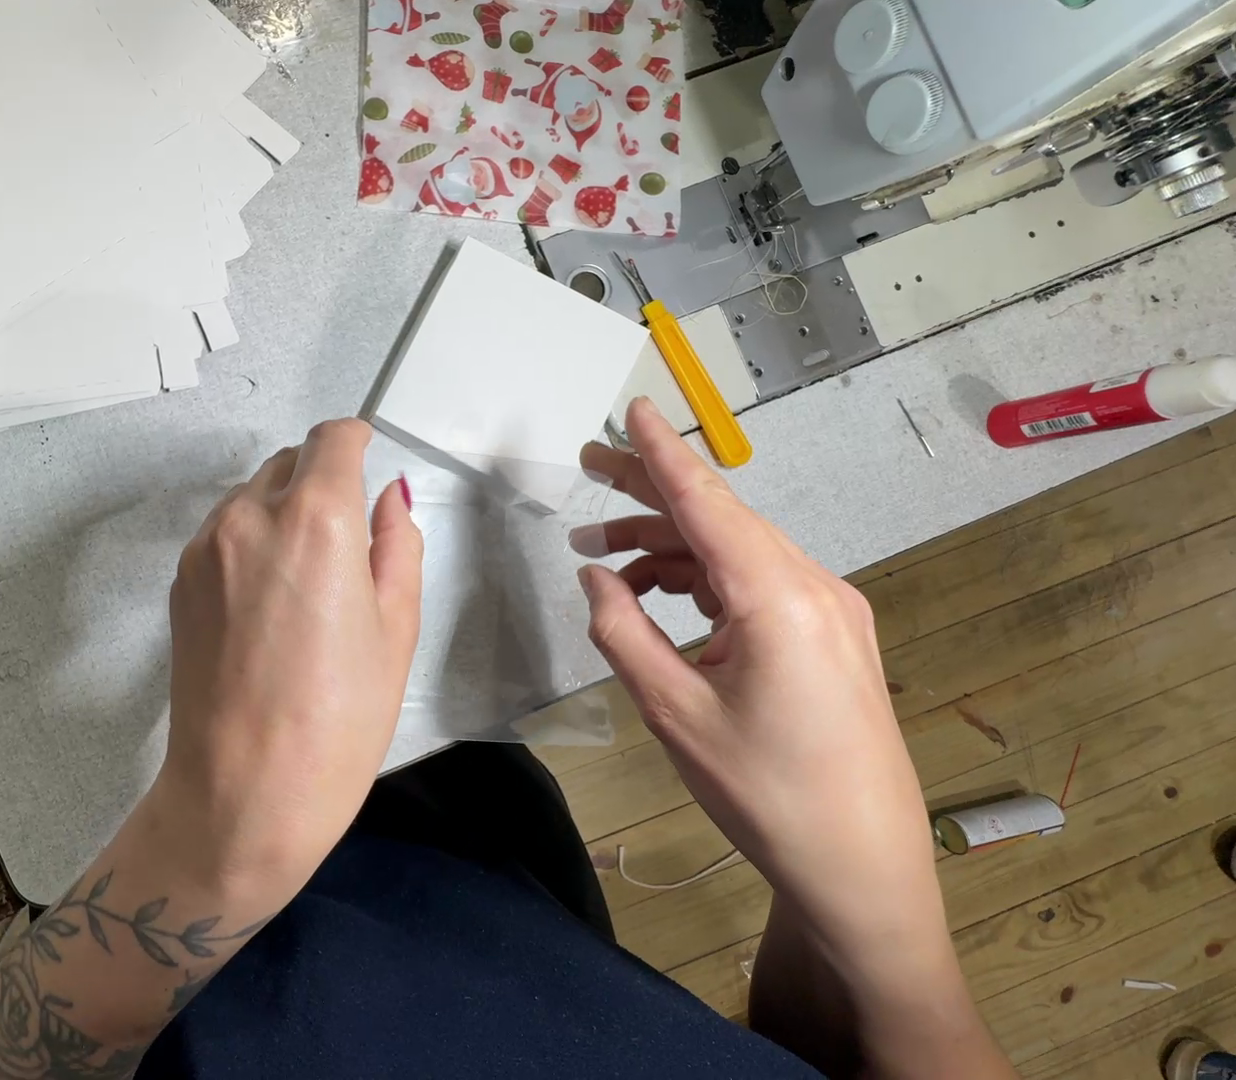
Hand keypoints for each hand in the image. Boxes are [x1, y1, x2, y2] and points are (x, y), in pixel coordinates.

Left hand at [151, 419, 422, 902]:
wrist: (241, 791)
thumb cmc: (338, 722)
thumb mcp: (396, 631)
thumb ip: (397, 545)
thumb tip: (387, 498)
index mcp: (316, 521)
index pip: (332, 439)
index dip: (356, 441)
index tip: (367, 458)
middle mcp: (250, 517)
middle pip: (289, 461)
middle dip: (321, 479)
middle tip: (345, 542)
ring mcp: (205, 547)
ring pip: (252, 494)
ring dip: (283, 509)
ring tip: (303, 582)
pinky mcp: (180, 579)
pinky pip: (223, 531)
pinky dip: (250, 540)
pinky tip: (266, 603)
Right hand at [576, 398, 941, 954]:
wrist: (860, 865)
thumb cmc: (763, 790)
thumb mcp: (672, 711)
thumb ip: (623, 632)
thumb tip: (596, 577)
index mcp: (778, 598)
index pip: (707, 503)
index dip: (661, 454)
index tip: (631, 410)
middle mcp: (812, 587)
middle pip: (718, 518)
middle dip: (648, 493)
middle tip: (587, 468)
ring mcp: (827, 610)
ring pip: (731, 552)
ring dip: (665, 547)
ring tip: (600, 558)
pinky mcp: (826, 635)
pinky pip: (750, 584)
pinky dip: (696, 579)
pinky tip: (654, 594)